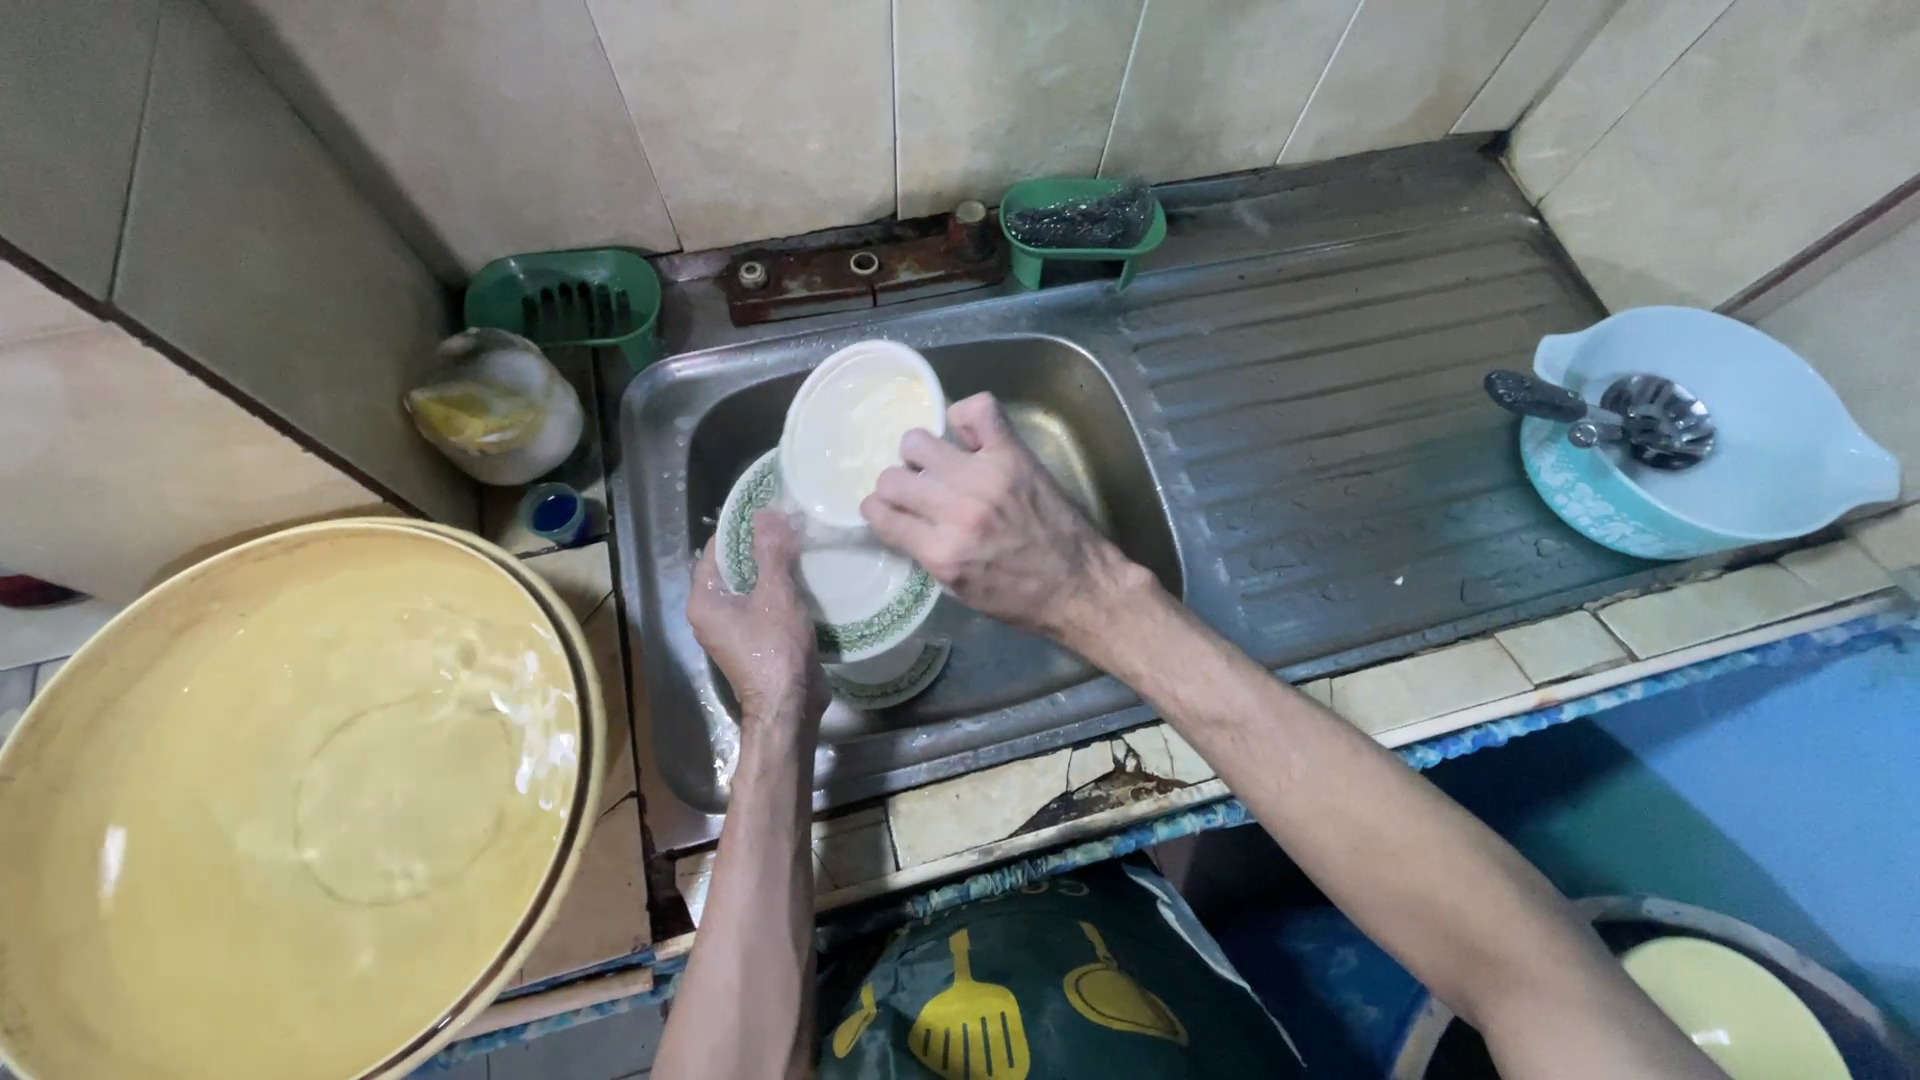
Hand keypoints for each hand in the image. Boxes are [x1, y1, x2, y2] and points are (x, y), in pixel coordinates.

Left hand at [688, 509, 828, 733]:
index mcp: (704, 600)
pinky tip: (806, 580)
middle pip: (734, 567)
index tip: (770, 512)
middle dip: (761, 546)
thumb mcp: (775, 594)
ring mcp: (733, 630)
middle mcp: (711, 614)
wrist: (789, 705)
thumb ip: (770, 551)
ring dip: (774, 569)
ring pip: (751, 587)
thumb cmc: (775, 648)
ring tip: (802, 547)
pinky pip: (763, 606)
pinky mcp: (754, 641)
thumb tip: (766, 512)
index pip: (715, 549)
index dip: (741, 528)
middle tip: (792, 526)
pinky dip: (780, 591)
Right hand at [860, 392, 1151, 643]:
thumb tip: (903, 521)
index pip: (881, 514)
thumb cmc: (1020, 599)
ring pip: (919, 441)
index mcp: (942, 552)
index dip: (878, 512)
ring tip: (940, 467)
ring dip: (921, 456)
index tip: (887, 511)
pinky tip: (968, 438)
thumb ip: (926, 553)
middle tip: (917, 494)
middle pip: (893, 478)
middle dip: (896, 487)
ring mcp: (986, 477)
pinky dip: (965, 418)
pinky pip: (978, 410)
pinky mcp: (1014, 456)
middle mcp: (958, 510)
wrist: (1080, 587)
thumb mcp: (959, 590)